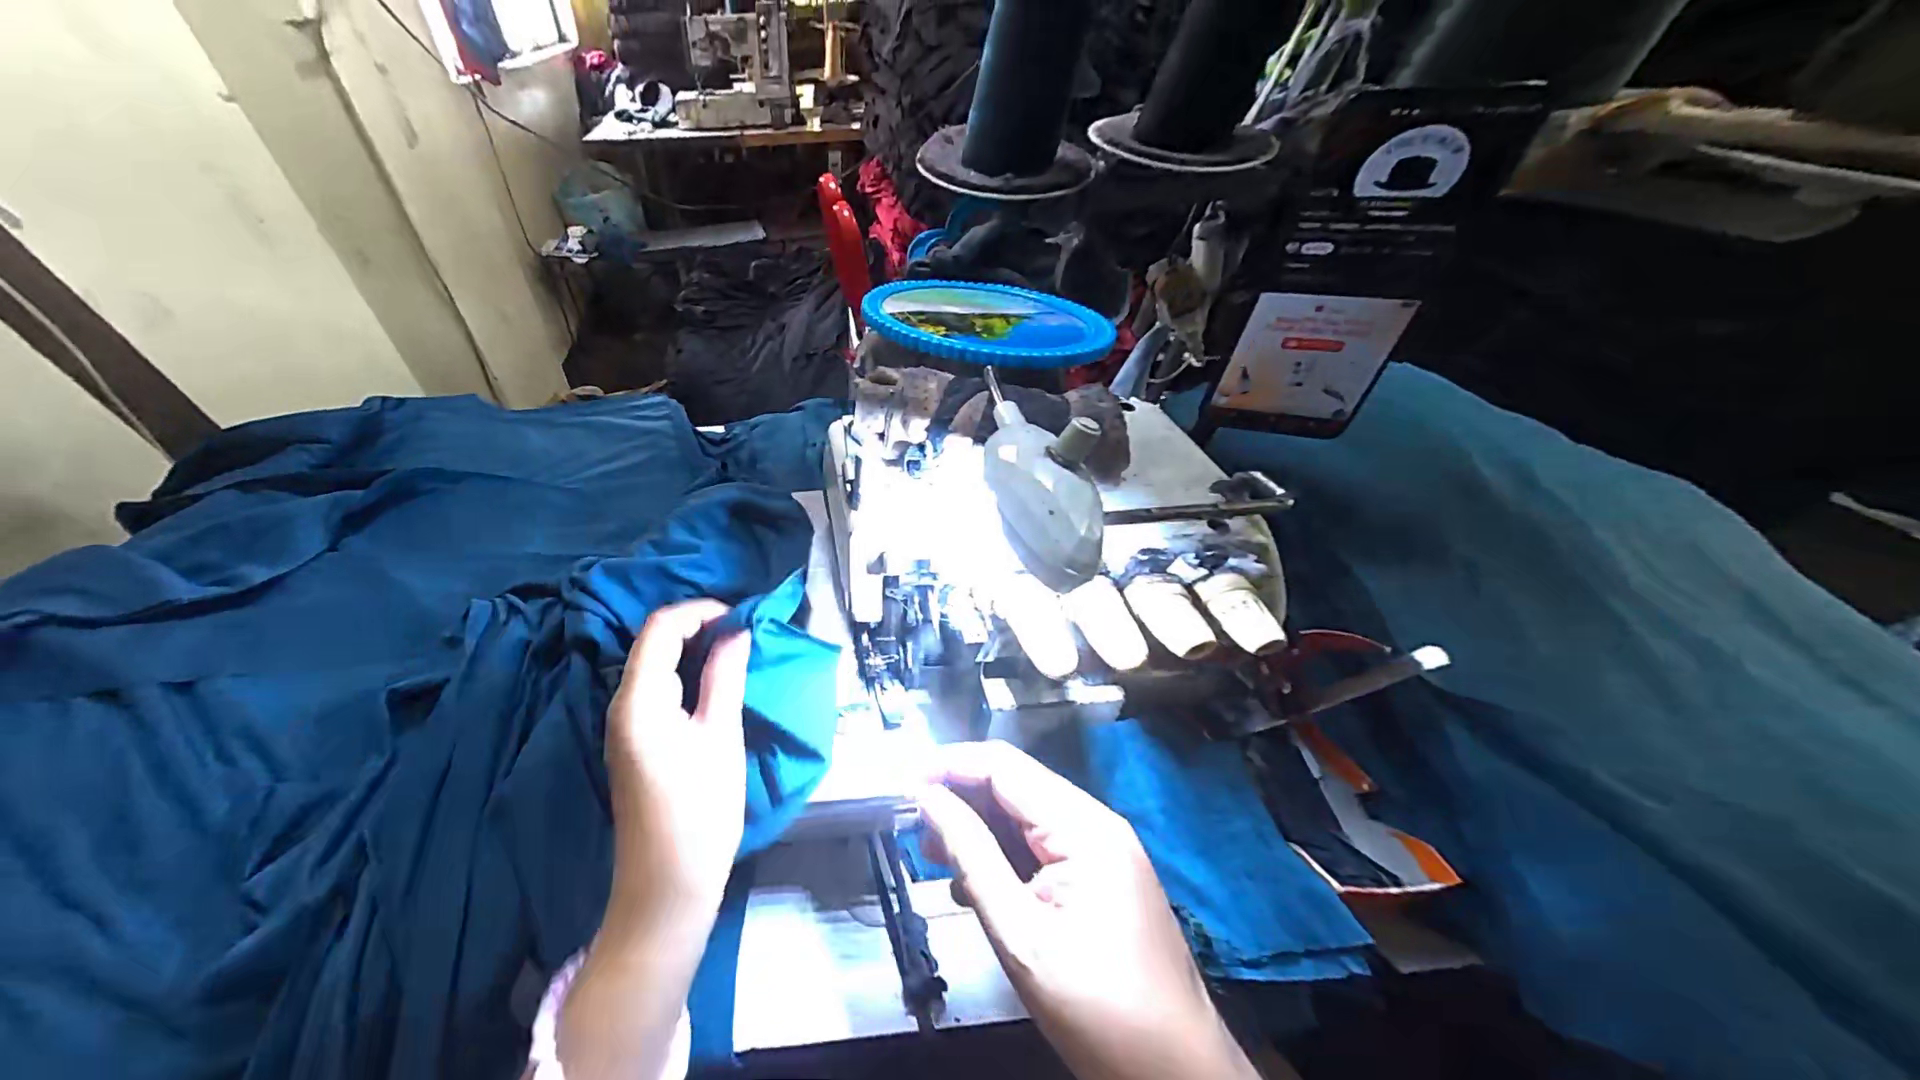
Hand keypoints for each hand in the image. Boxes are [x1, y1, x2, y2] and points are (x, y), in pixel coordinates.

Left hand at [561, 601, 751, 1079]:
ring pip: (655, 664)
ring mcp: (623, 725)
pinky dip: (685, 673)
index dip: (700, 611)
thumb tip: (737, 632)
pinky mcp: (634, 741)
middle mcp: (620, 706)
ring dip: (694, 649)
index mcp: (638, 701)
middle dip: (698, 626)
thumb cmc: (700, 811)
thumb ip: (725, 677)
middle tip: (746, 631)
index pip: (660, 628)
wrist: (667, 886)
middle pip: (653, 642)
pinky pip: (657, 688)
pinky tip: (715, 681)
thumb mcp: (720, 737)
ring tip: (738, 650)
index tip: (742, 618)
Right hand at [916, 741, 1260, 1079]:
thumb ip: (971, 854)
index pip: (1004, 766)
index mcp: (1082, 826)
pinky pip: (1044, 846)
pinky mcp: (1102, 876)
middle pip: (1016, 787)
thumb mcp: (1019, 931)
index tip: (905, 784)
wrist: (1175, 1072)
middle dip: (962, 799)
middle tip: (916, 829)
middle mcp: (1095, 823)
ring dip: (980, 830)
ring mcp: (1103, 849)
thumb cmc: (1097, 1007)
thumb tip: (929, 798)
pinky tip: (977, 884)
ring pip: (1027, 817)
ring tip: (937, 857)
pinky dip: (1005, 856)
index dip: (951, 766)